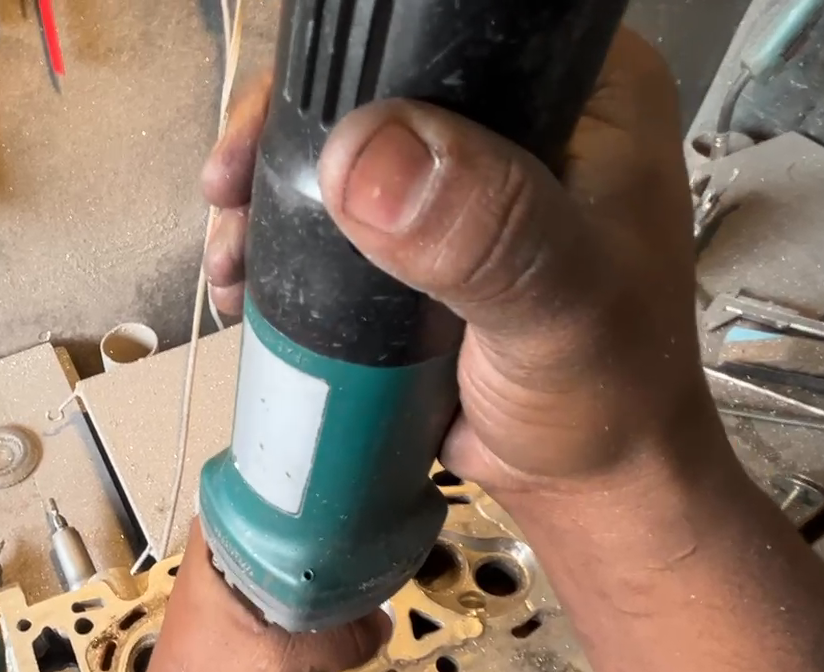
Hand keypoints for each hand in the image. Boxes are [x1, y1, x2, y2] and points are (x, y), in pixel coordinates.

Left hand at [134, 519, 388, 671]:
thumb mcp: (285, 659)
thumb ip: (341, 638)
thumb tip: (383, 622)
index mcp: (219, 535)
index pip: (279, 495)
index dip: (322, 507)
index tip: (360, 522)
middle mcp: (222, 543)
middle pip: (293, 533)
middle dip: (327, 565)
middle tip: (355, 585)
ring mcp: (230, 574)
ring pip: (293, 569)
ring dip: (317, 600)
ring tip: (333, 629)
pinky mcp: (238, 603)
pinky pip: (285, 595)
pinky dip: (304, 616)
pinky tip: (316, 645)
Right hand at [203, 29, 720, 497]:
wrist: (579, 477)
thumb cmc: (599, 391)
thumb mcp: (555, 304)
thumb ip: (482, 231)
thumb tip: (360, 158)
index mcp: (569, 98)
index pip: (440, 40)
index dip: (341, 74)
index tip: (261, 134)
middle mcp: (501, 135)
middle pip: (364, 108)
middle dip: (275, 153)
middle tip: (224, 201)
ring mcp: (448, 204)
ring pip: (333, 179)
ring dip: (263, 215)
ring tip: (228, 266)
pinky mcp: (408, 263)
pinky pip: (328, 244)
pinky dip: (278, 263)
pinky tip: (246, 292)